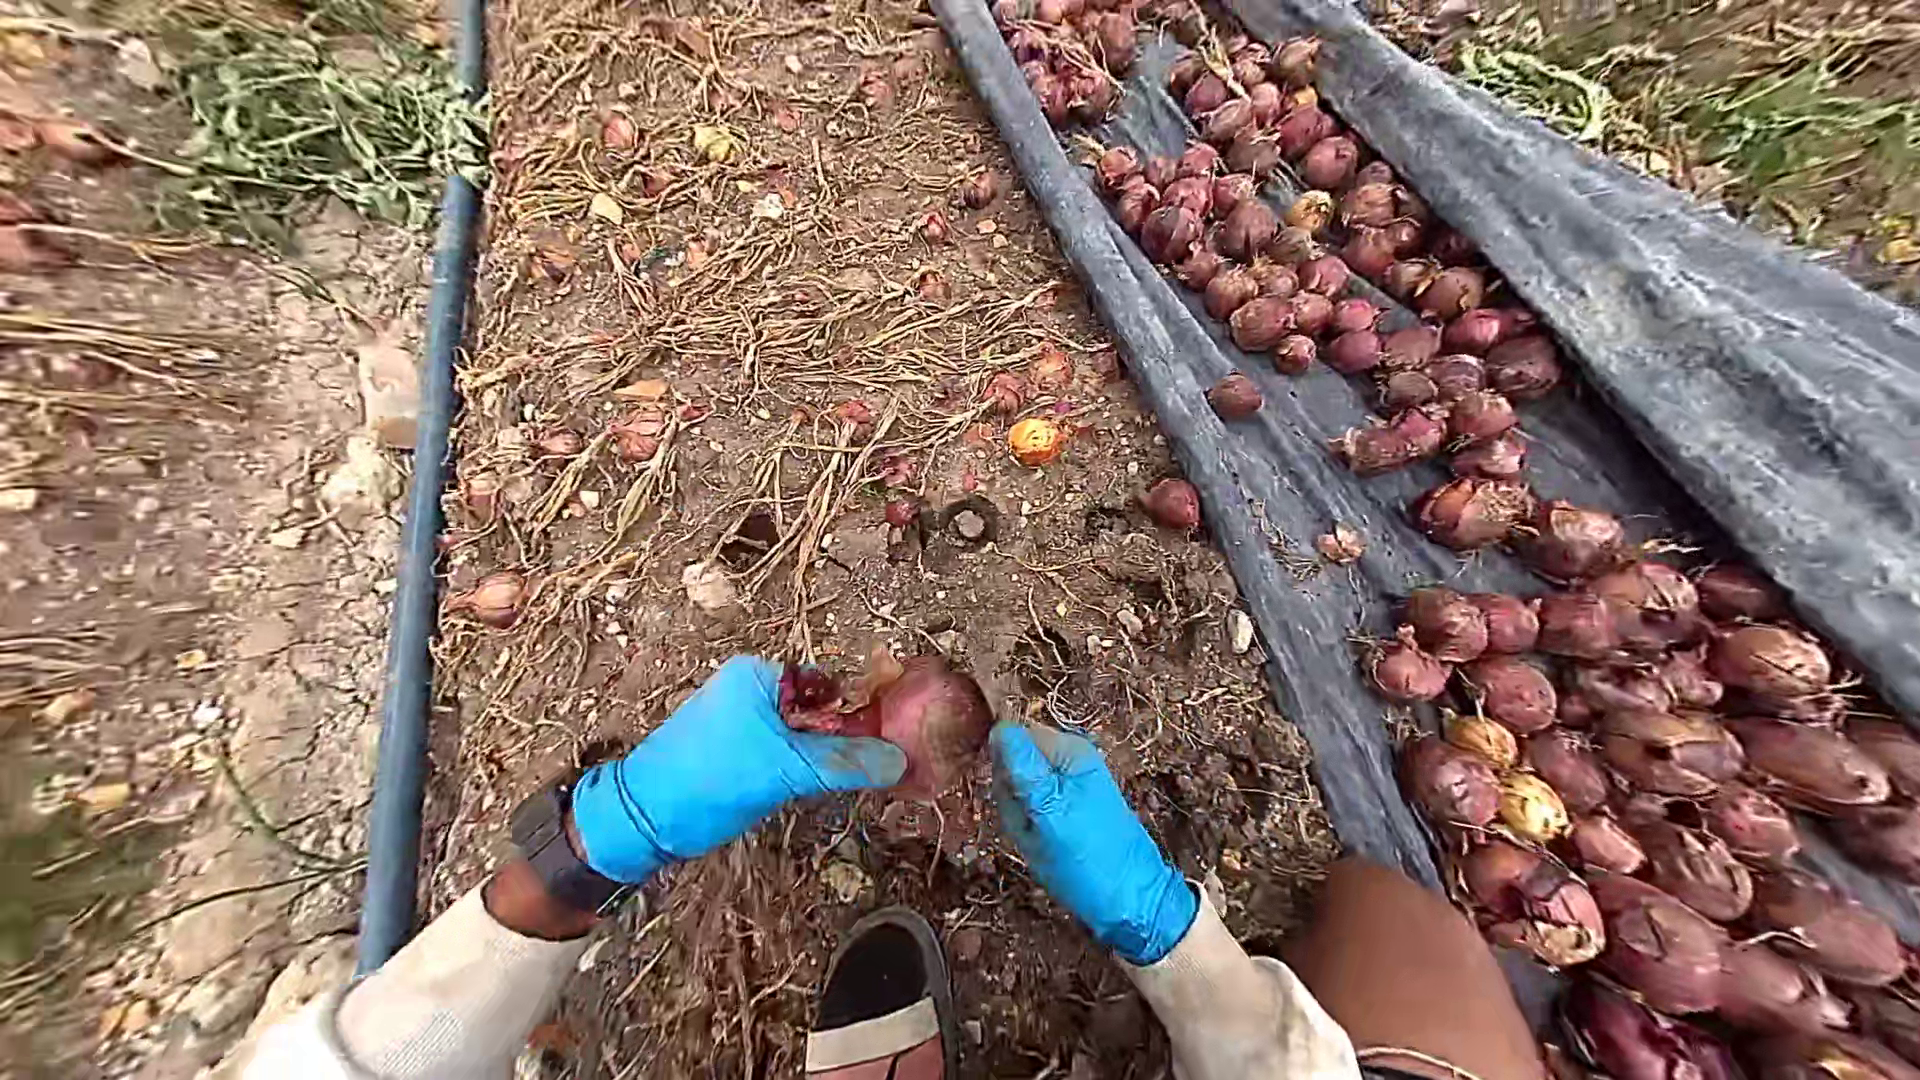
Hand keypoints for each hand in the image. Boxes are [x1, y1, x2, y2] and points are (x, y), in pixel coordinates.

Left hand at [569, 655, 906, 882]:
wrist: (638, 824)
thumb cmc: (711, 781)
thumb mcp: (785, 769)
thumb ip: (844, 761)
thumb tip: (898, 759)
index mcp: (757, 675)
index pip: (825, 683)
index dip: (855, 708)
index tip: (882, 737)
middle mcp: (748, 687)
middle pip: (815, 706)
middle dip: (840, 734)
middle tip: (864, 763)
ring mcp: (739, 717)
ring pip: (800, 730)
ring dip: (821, 752)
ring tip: (840, 776)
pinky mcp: (734, 746)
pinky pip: (782, 746)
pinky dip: (801, 762)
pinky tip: (810, 783)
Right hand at [991, 721, 1197, 964]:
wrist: (1130, 901)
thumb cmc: (1087, 858)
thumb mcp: (1047, 812)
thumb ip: (1021, 768)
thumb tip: (998, 729)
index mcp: (1068, 748)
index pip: (1014, 737)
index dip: (1003, 766)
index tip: (1011, 797)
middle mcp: (1070, 756)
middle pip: (1016, 760)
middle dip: (1011, 792)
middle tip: (1028, 824)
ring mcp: (1070, 779)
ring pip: (1020, 785)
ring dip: (1019, 811)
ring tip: (1038, 837)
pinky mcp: (1069, 802)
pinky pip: (1033, 804)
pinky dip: (1030, 823)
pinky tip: (1044, 842)